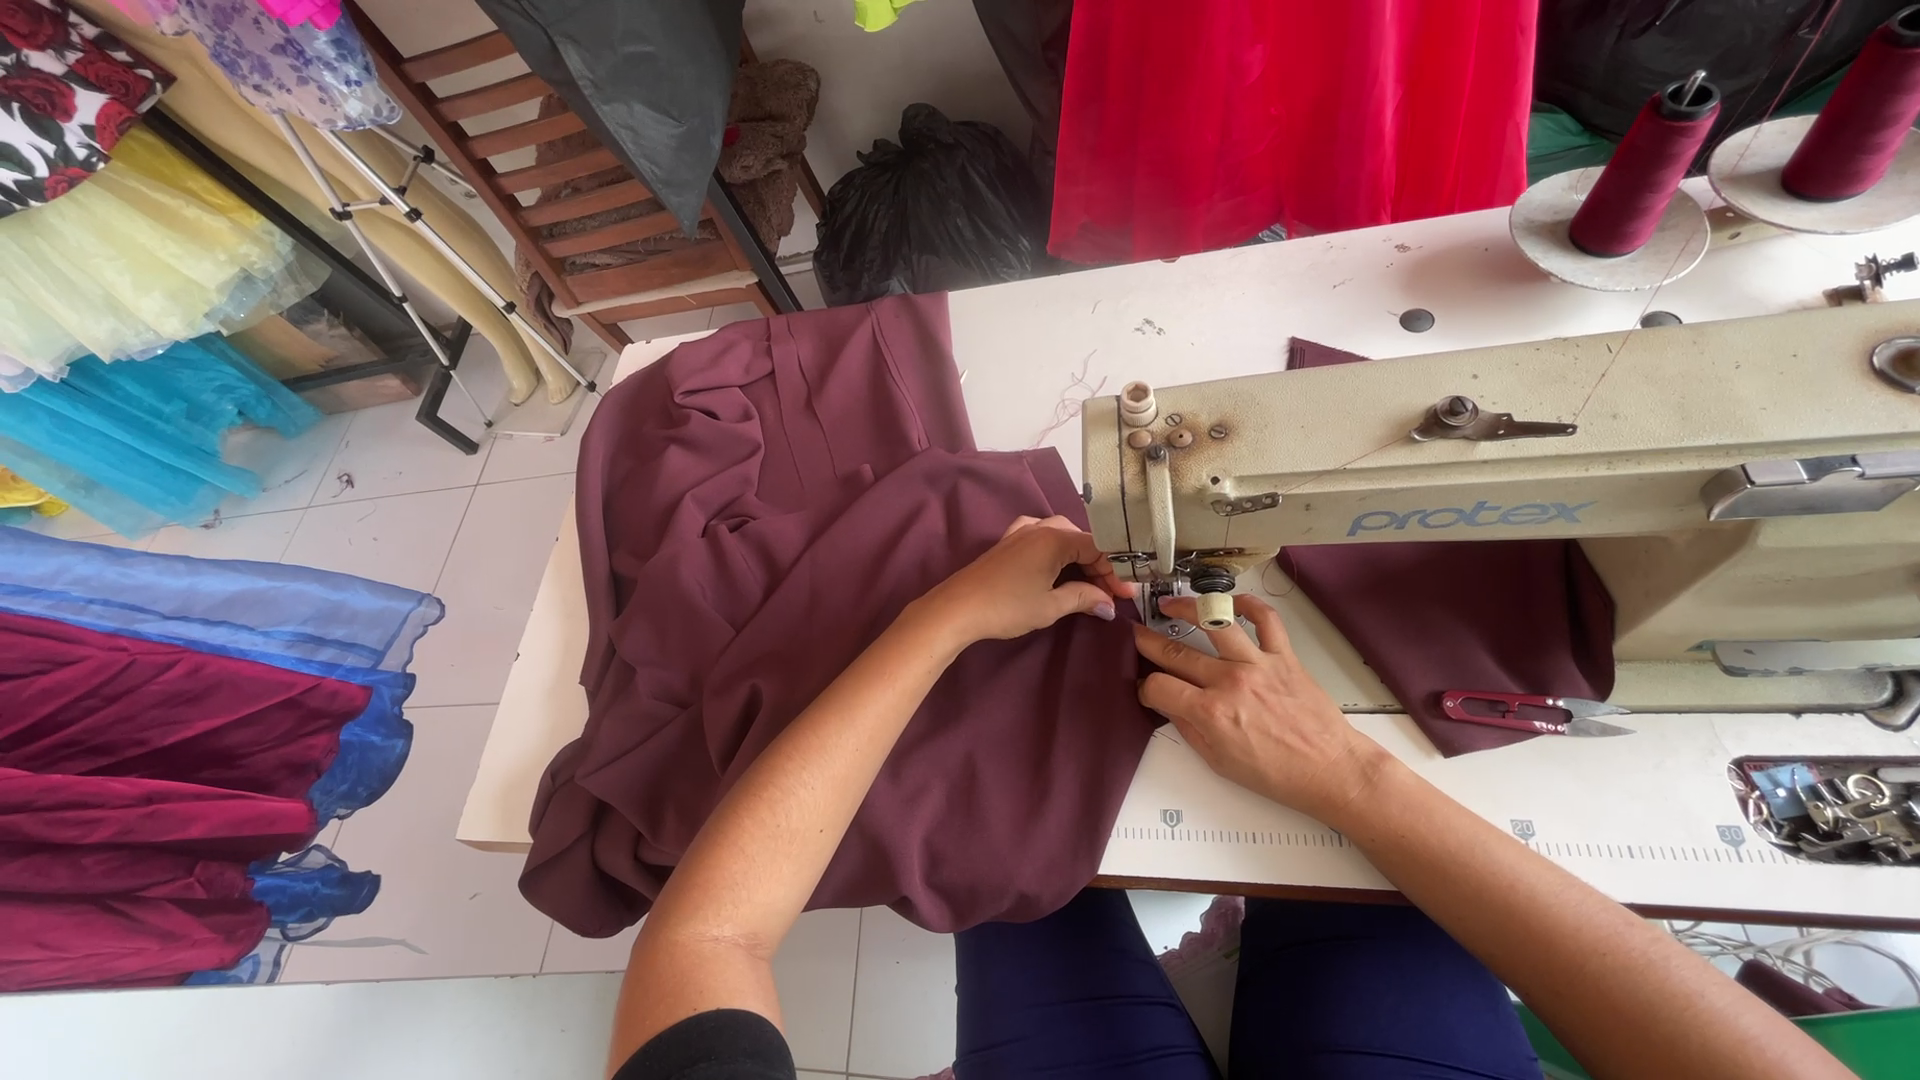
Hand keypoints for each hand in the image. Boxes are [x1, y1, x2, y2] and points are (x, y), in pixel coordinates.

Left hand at [913, 516, 1135, 646]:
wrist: (957, 608)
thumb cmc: (1006, 607)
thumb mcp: (1050, 606)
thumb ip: (1083, 599)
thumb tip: (1108, 604)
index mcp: (1055, 538)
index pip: (1098, 547)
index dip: (1116, 571)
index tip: (1125, 595)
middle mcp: (1040, 527)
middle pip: (1081, 540)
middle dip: (1099, 566)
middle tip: (1110, 594)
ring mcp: (1021, 532)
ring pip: (1062, 536)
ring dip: (1078, 558)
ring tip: (1088, 584)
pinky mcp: (1007, 542)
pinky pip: (1041, 536)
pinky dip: (1056, 549)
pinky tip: (1055, 562)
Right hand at [1133, 594, 1388, 822]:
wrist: (1330, 770)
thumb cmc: (1278, 774)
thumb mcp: (1218, 761)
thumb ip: (1188, 728)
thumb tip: (1170, 705)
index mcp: (1210, 713)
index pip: (1159, 687)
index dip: (1144, 688)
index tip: (1145, 689)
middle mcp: (1230, 682)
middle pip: (1175, 652)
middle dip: (1147, 641)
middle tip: (1135, 634)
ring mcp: (1257, 664)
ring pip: (1215, 621)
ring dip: (1186, 608)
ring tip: (1171, 606)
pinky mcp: (1283, 657)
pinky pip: (1265, 620)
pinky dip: (1248, 604)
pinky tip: (1232, 602)